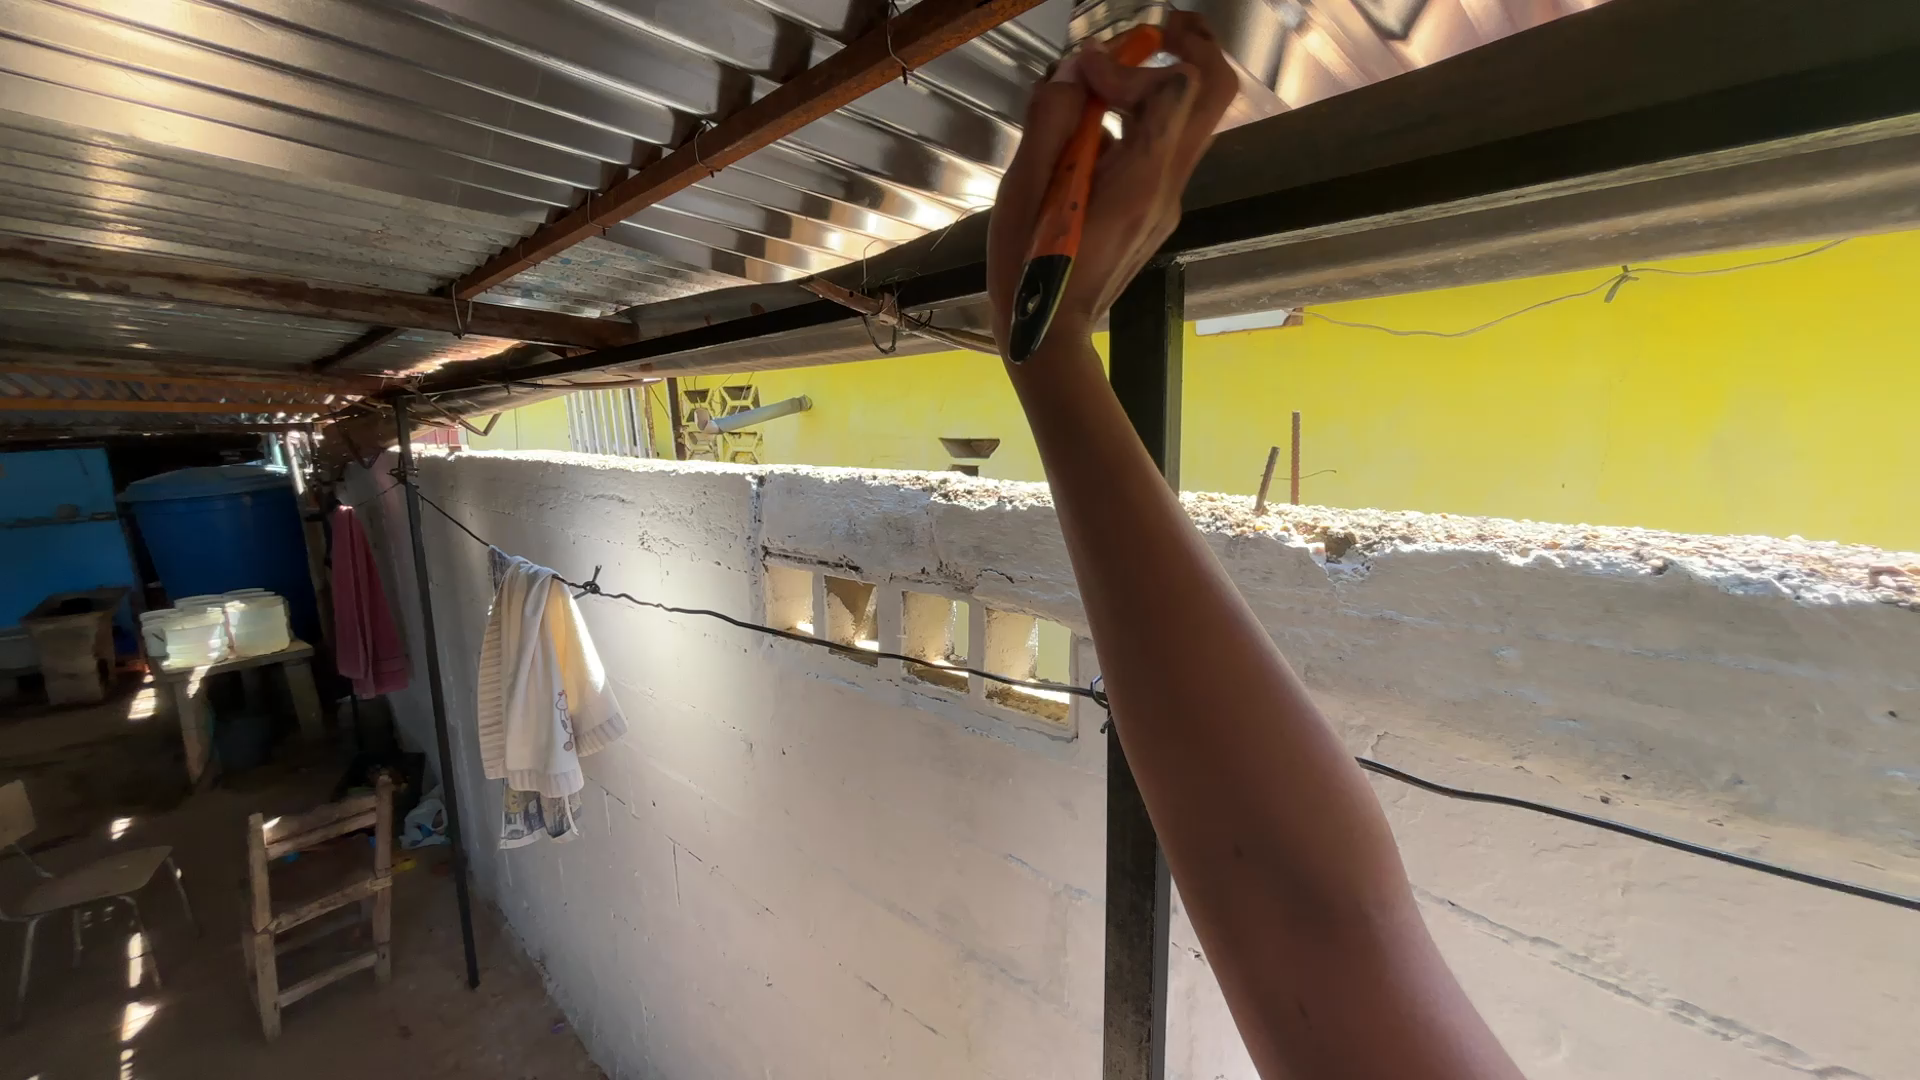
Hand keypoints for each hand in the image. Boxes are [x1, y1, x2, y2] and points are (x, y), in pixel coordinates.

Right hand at [987, 13, 1237, 360]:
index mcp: (1138, 185)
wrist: (1049, 336)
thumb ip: (1049, 123)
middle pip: (1212, 94)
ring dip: (1156, 86)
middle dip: (1187, 46)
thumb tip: (1072, 74)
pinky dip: (1137, 125)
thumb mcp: (1022, 194)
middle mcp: (1165, 191)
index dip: (1128, 65)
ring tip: (1105, 83)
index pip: (1171, 91)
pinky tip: (1090, 139)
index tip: (1081, 72)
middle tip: (1150, 29)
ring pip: (1189, 121)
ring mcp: (1164, 205)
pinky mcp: (1153, 215)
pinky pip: (1161, 152)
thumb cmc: (1028, 273)